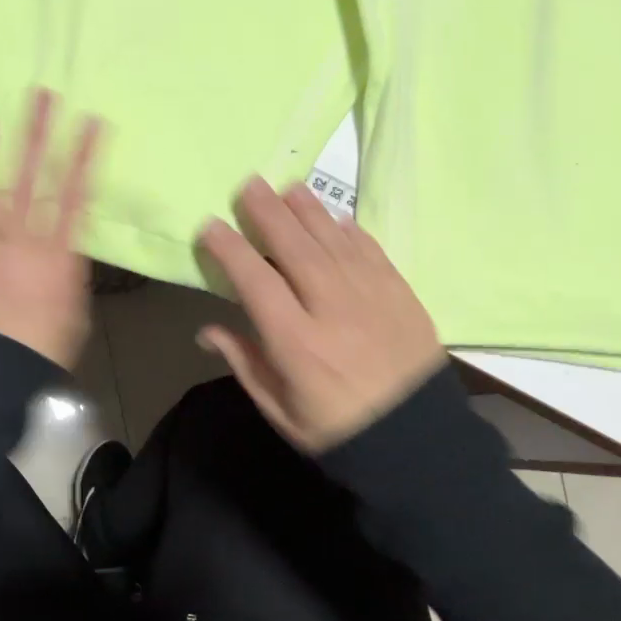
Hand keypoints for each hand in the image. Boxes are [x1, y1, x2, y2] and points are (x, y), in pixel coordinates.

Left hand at [0, 89, 103, 367]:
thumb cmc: (46, 348)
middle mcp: (17, 242)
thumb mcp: (74, 307)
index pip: (72, 195)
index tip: (89, 120)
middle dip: (36, 135)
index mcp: (54, 253)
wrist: (1, 376)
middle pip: (28, 181)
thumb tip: (68, 238)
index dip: (82, 156)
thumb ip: (70, 267)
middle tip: (40, 94)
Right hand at [198, 178, 446, 453]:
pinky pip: (371, 252)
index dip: (231, 250)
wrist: (411, 436)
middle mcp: (332, 309)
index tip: (211, 226)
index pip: (256, 282)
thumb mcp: (277, 407)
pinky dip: (350, 231)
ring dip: (310, 211)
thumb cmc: (332, 428)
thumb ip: (244, 363)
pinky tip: (335, 217)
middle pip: (296, 248)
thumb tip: (209, 330)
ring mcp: (371, 297)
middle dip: (269, 213)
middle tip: (249, 184)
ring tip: (288, 187)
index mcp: (295, 342)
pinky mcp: (400, 294)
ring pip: (334, 241)